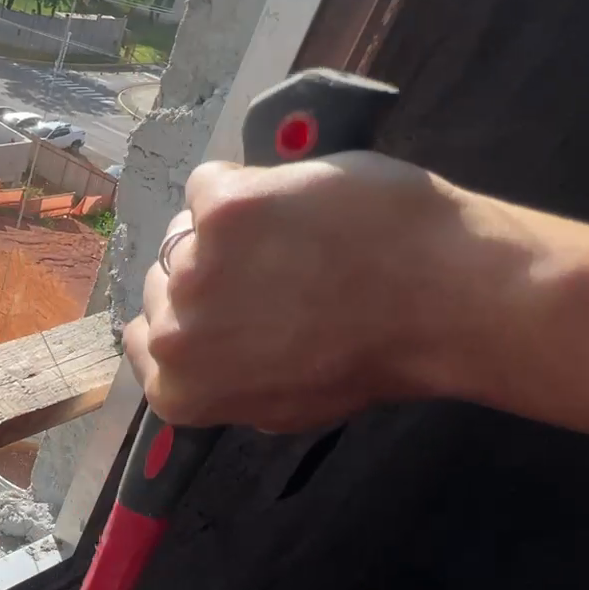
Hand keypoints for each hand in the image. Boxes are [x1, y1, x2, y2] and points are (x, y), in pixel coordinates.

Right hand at [124, 153, 503, 431]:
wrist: (446, 301)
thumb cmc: (372, 359)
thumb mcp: (282, 406)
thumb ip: (224, 381)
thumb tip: (205, 354)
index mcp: (180, 390)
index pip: (142, 341)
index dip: (180, 318)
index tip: (219, 307)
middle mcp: (172, 336)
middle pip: (161, 282)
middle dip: (204, 273)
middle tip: (268, 271)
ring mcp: (191, 270)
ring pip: (183, 230)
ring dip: (225, 229)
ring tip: (290, 235)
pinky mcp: (222, 209)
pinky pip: (208, 183)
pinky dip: (243, 184)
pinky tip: (289, 200)